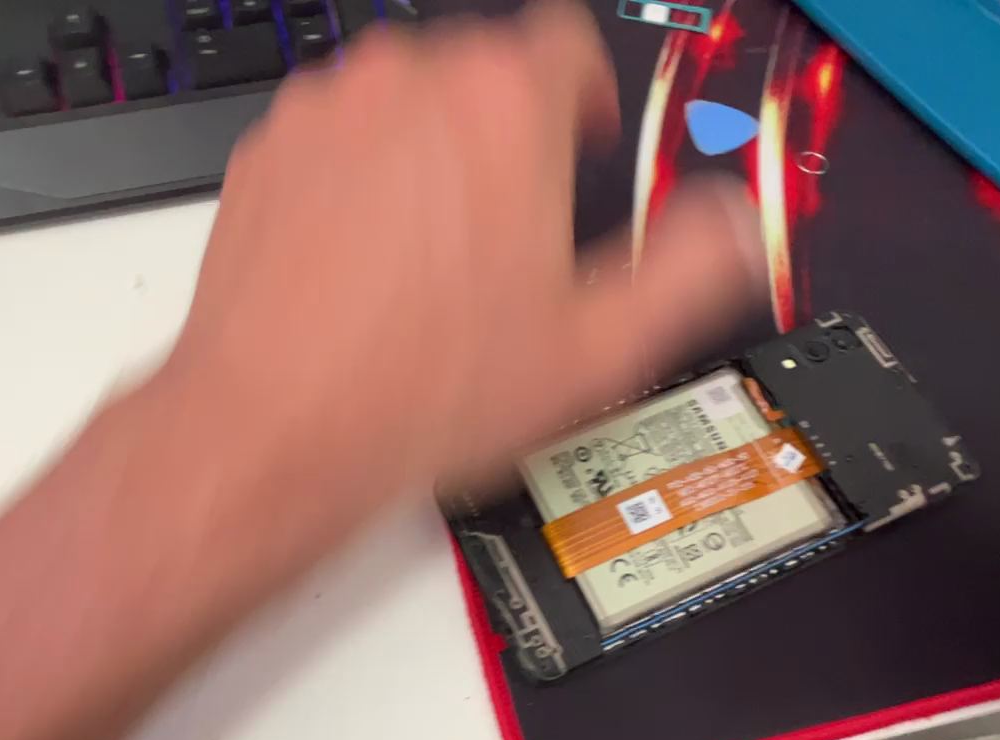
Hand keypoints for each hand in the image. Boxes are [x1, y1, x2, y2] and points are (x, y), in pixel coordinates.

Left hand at [155, 0, 765, 506]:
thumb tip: (732, 229)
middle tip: (507, 238)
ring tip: (432, 271)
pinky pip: (335, 150)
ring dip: (431, 169)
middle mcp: (408, 84)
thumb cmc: (422, 393)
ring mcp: (326, 116)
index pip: (566, 50)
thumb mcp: (593, 350)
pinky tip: (367, 274)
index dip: (584, 99)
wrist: (280, 429)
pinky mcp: (266, 157)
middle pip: (482, 83)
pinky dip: (360, 190)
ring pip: (405, 116)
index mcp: (504, 108)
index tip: (580, 141)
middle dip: (507, 146)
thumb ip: (686, 270)